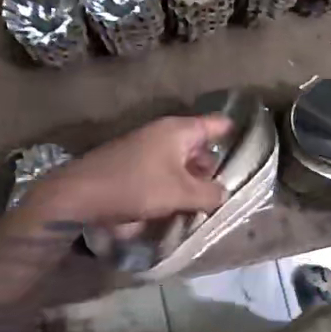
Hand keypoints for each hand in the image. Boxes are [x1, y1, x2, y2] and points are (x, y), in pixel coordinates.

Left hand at [29, 114, 230, 225]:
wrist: (78, 195)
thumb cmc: (136, 187)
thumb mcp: (181, 194)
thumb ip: (210, 194)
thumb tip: (222, 194)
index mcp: (179, 130)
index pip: (217, 124)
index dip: (235, 134)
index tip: (251, 149)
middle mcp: (163, 133)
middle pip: (199, 148)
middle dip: (211, 170)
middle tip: (224, 193)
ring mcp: (145, 148)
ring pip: (180, 163)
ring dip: (191, 182)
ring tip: (201, 205)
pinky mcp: (131, 165)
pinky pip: (162, 172)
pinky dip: (172, 186)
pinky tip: (174, 207)